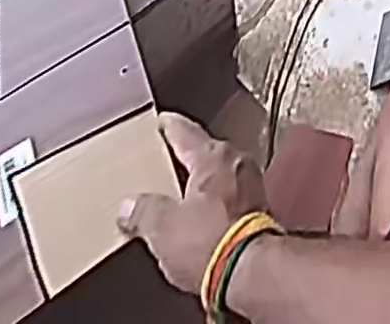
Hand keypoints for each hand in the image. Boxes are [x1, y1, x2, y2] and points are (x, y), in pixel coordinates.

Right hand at [118, 113, 268, 292]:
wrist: (249, 268)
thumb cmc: (211, 240)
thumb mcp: (162, 227)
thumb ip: (143, 212)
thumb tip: (129, 207)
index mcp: (211, 156)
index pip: (186, 132)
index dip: (171, 126)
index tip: (164, 120)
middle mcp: (235, 161)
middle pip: (206, 151)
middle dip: (188, 157)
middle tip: (168, 160)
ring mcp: (251, 182)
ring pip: (221, 173)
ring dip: (204, 181)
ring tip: (183, 194)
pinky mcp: (260, 206)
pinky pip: (232, 194)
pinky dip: (217, 200)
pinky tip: (206, 216)